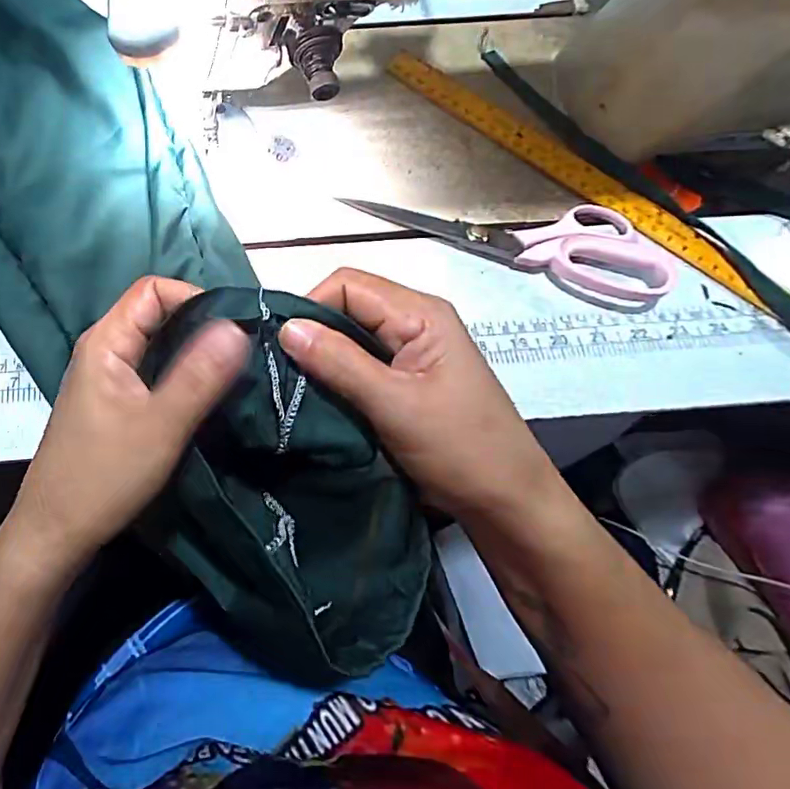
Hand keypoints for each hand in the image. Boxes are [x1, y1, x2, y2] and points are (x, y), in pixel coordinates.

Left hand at [1, 276, 248, 568]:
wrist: (55, 531)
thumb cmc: (105, 475)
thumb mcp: (161, 425)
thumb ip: (199, 375)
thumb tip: (237, 326)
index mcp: (106, 341)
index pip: (153, 290)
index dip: (195, 297)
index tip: (235, 325)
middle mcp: (101, 347)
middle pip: (154, 311)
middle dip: (198, 321)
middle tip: (241, 346)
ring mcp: (104, 374)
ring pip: (153, 341)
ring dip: (190, 346)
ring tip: (230, 366)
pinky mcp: (110, 397)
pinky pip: (149, 366)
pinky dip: (177, 368)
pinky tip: (201, 389)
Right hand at [277, 268, 563, 522]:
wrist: (509, 503)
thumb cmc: (461, 449)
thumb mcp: (394, 405)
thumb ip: (339, 362)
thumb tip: (286, 328)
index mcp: (420, 313)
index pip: (347, 285)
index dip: (310, 307)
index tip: (281, 348)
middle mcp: (415, 321)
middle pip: (347, 306)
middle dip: (312, 333)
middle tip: (281, 371)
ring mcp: (412, 351)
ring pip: (351, 336)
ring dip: (322, 356)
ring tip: (293, 386)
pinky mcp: (406, 378)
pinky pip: (360, 362)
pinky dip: (337, 375)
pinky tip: (319, 398)